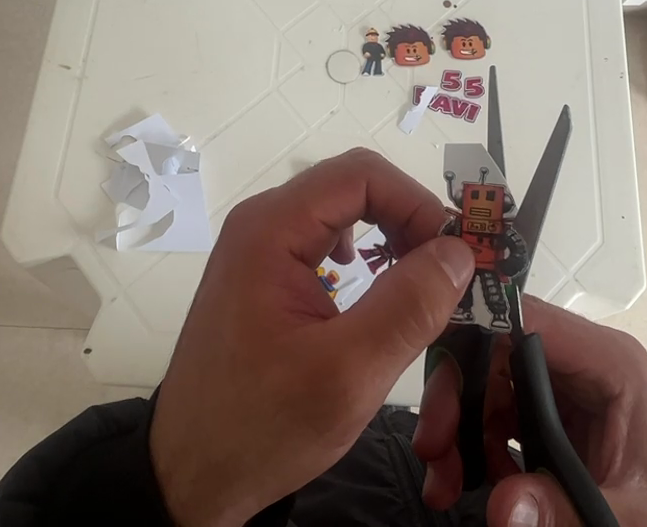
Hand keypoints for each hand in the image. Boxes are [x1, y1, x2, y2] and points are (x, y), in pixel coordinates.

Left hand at [150, 149, 476, 526]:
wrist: (189, 471)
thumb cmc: (260, 426)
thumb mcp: (346, 374)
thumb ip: (408, 307)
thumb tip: (458, 252)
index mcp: (272, 228)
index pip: (361, 175)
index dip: (415, 202)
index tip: (452, 254)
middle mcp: (262, 222)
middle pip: (353, 185)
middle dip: (407, 217)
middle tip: (444, 271)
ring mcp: (260, 245)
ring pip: (342, 209)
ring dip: (388, 233)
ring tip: (418, 281)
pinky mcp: (264, 271)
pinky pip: (324, 236)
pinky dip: (364, 250)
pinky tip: (372, 286)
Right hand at [412, 298, 646, 526]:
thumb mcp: (627, 519)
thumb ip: (563, 510)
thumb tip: (502, 505)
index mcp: (611, 363)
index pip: (529, 320)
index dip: (475, 332)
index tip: (436, 377)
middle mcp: (582, 359)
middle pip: (496, 348)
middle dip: (458, 396)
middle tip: (432, 448)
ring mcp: (562, 382)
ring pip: (486, 378)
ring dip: (457, 424)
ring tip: (444, 478)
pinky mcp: (548, 409)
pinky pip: (494, 408)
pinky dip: (471, 441)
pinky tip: (471, 479)